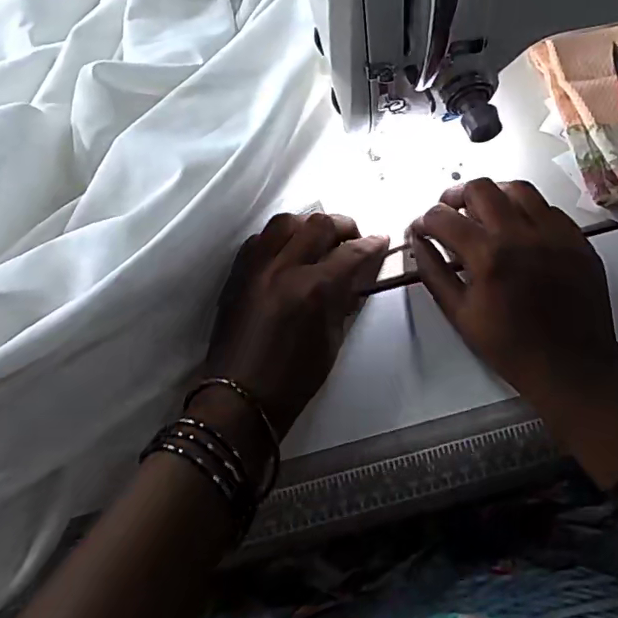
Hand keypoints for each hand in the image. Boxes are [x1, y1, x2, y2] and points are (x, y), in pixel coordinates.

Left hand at [203, 213, 388, 437]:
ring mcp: (255, 266)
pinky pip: (261, 238)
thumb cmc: (292, 379)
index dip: (371, 245)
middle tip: (354, 239)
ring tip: (319, 240)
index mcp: (312, 289)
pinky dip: (279, 238)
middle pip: (319, 225)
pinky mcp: (237, 272)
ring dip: (308, 225)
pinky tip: (288, 252)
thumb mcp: (332, 340)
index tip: (380, 242)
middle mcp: (282, 268)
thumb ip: (345, 300)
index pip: (350, 252)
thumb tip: (358, 275)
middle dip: (344, 227)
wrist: (240, 395)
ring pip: (285, 222)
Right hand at [408, 179, 617, 405]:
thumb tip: (418, 242)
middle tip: (448, 212)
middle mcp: (523, 235)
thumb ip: (433, 272)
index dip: (425, 219)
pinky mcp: (578, 241)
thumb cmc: (511, 348)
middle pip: (481, 188)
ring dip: (493, 195)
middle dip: (455, 196)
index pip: (444, 217)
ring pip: (518, 188)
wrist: (572, 368)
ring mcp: (556, 234)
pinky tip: (518, 230)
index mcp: (489, 256)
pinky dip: (526, 211)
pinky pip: (548, 209)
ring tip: (483, 213)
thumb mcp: (460, 314)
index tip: (422, 228)